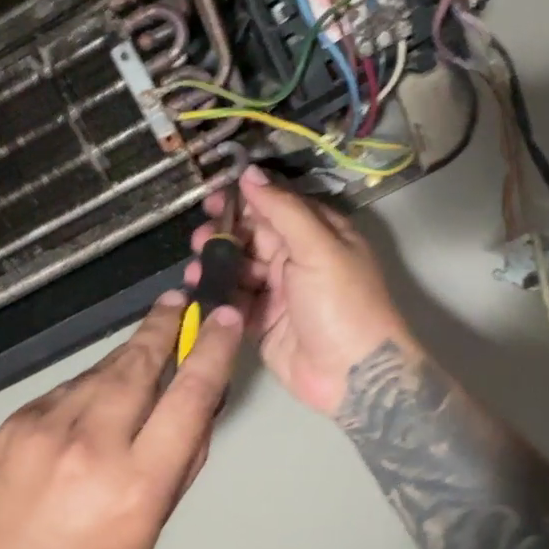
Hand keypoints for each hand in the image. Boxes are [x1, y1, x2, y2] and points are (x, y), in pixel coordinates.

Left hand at [0, 291, 244, 548]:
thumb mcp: (150, 527)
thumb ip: (179, 461)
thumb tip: (199, 403)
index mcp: (137, 483)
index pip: (189, 398)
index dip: (213, 351)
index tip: (226, 319)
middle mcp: (93, 444)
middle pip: (140, 365)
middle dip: (164, 329)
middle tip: (180, 303)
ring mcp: (47, 427)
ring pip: (101, 371)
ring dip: (128, 358)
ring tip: (146, 348)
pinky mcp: (16, 420)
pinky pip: (67, 388)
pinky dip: (90, 386)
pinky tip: (95, 399)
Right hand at [190, 166, 416, 416]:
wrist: (351, 374)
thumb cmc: (342, 304)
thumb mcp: (318, 248)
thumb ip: (283, 210)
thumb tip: (251, 173)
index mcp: (320, 235)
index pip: (278, 207)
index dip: (247, 201)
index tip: (215, 199)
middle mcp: (299, 259)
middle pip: (254, 237)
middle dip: (225, 234)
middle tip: (201, 237)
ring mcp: (280, 293)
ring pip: (240, 268)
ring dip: (217, 264)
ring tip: (197, 266)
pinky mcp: (264, 322)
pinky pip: (235, 301)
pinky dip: (217, 294)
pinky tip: (199, 289)